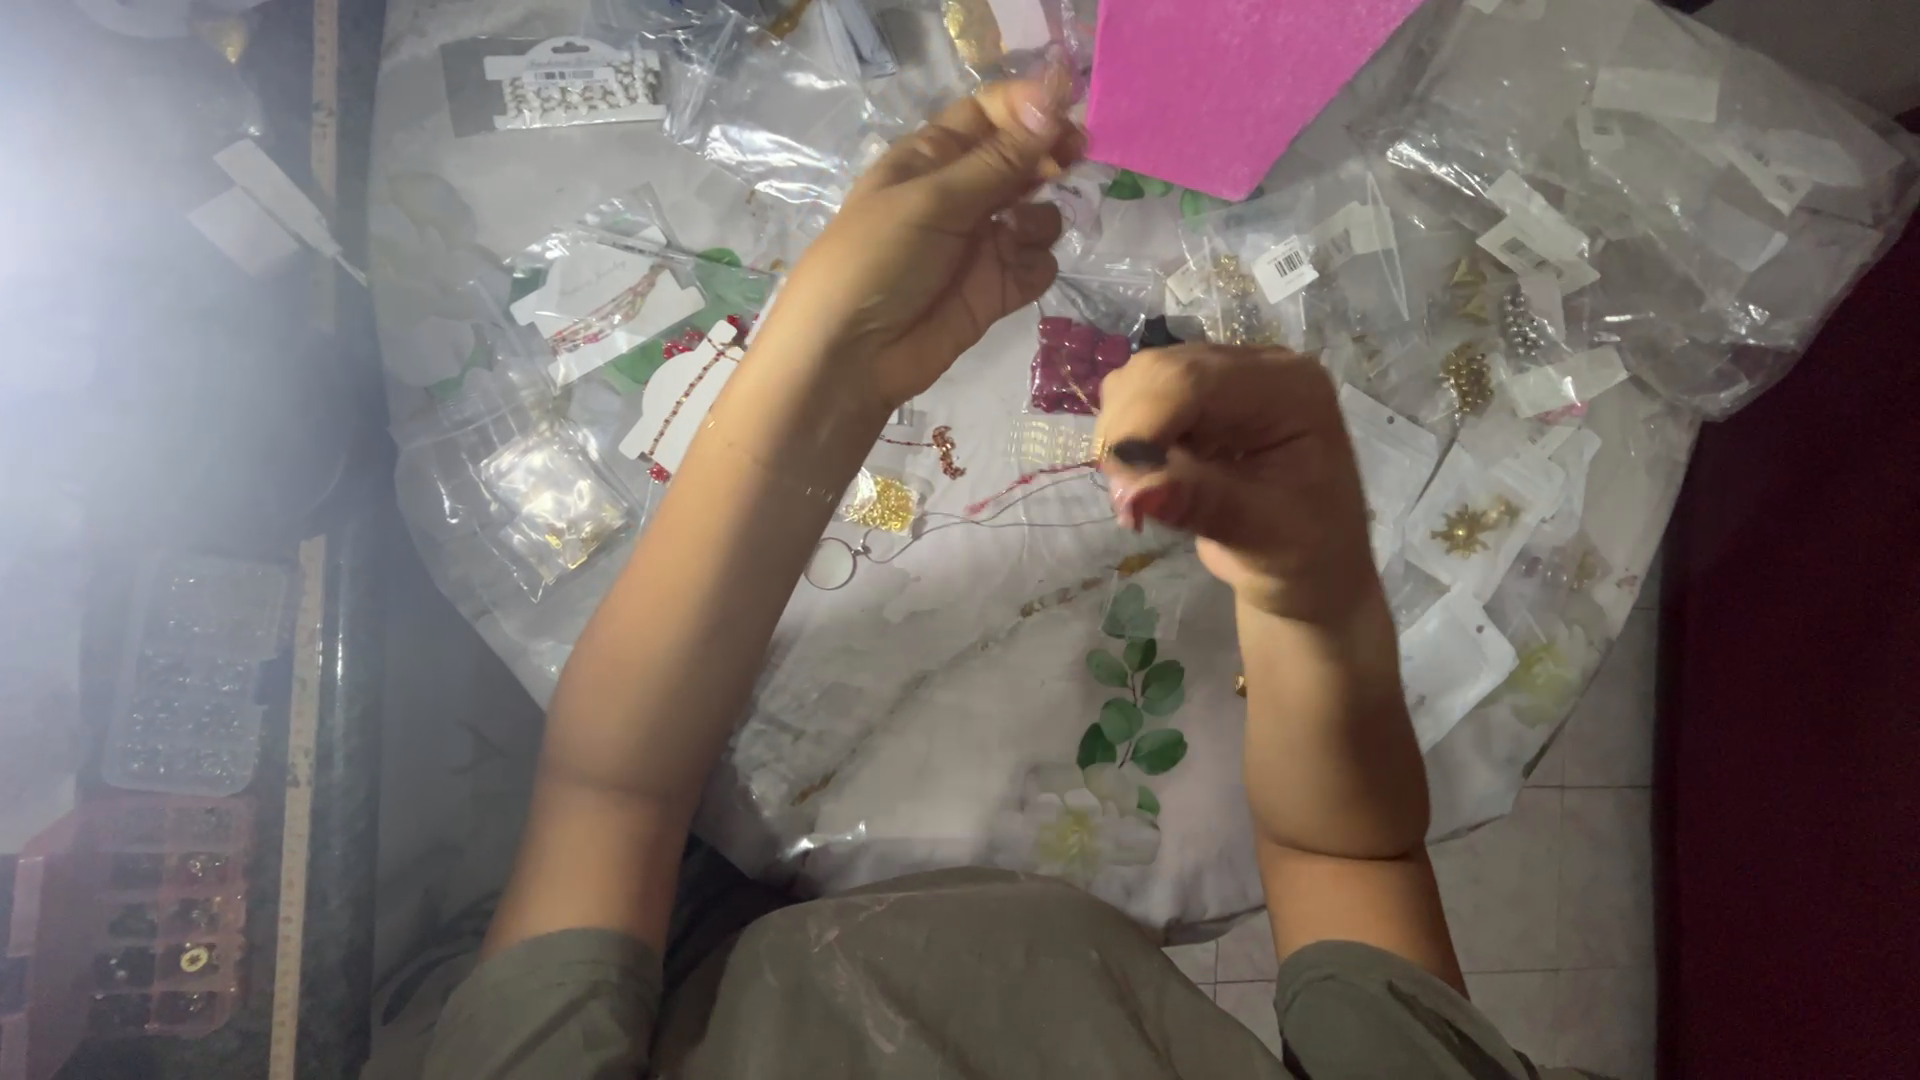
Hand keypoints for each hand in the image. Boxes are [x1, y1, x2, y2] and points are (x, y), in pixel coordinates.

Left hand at [754, 75, 1081, 411]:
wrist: (853, 354)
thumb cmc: (877, 261)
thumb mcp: (931, 200)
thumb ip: (997, 161)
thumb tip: (1053, 102)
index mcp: (933, 159)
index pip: (990, 116)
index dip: (1028, 108)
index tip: (1067, 110)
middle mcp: (961, 197)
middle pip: (1021, 162)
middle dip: (1048, 157)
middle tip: (1072, 159)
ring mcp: (981, 246)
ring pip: (1038, 215)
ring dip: (1040, 217)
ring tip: (1017, 234)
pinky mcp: (995, 291)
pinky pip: (1037, 266)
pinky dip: (1035, 265)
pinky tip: (1015, 273)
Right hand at [1094, 346, 1380, 624]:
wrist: (1307, 563)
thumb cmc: (1301, 550)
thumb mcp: (1260, 533)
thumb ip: (1200, 503)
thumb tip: (1133, 490)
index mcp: (1289, 390)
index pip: (1193, 381)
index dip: (1142, 426)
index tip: (1122, 486)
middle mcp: (1254, 368)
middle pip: (1158, 372)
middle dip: (1126, 433)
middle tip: (1126, 498)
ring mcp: (1220, 379)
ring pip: (1138, 382)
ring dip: (1121, 437)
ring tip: (1138, 489)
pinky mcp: (1193, 397)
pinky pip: (1136, 400)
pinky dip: (1125, 440)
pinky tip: (1146, 473)